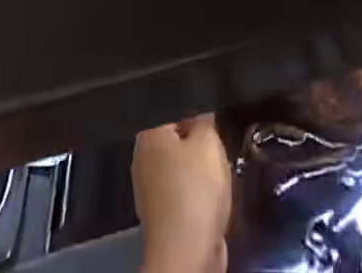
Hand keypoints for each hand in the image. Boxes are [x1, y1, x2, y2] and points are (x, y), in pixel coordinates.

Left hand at [133, 114, 231, 272]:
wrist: (187, 252)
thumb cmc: (196, 189)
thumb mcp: (208, 143)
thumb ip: (205, 119)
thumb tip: (201, 111)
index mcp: (148, 135)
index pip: (173, 108)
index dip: (196, 109)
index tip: (213, 117)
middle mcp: (143, 158)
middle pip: (176, 136)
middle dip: (199, 140)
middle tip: (218, 142)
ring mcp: (150, 188)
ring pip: (181, 163)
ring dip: (201, 166)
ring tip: (218, 168)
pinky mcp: (163, 211)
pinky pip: (183, 187)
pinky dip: (198, 189)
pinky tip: (212, 193)